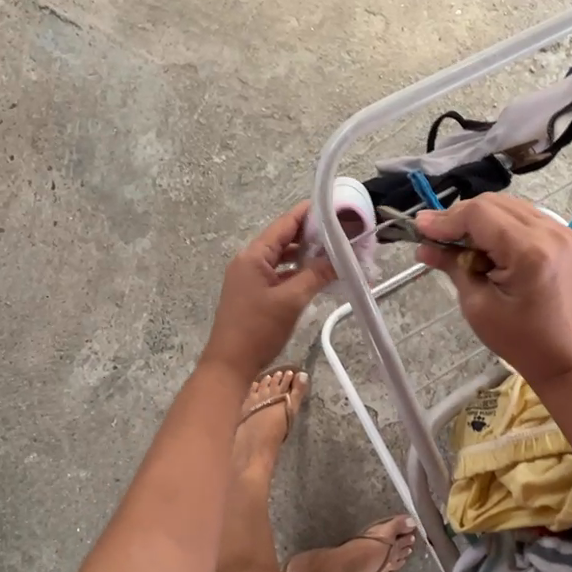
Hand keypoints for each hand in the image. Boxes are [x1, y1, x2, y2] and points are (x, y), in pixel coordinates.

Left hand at [203, 202, 335, 374]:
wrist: (230, 365)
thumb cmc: (258, 329)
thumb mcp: (291, 300)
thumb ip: (316, 275)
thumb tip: (339, 258)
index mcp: (253, 256)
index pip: (284, 224)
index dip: (308, 214)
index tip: (333, 206)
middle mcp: (249, 261)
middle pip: (283, 239)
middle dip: (310, 235)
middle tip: (341, 231)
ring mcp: (249, 278)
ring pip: (281, 258)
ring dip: (304, 255)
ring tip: (334, 252)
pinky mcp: (253, 293)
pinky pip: (278, 273)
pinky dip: (296, 272)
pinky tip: (316, 276)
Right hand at [413, 193, 571, 386]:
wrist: (566, 357)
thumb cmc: (520, 341)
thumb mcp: (477, 305)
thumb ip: (452, 266)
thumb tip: (423, 246)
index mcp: (530, 252)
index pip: (479, 214)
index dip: (446, 219)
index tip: (419, 228)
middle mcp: (550, 232)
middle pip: (492, 204)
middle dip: (459, 217)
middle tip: (435, 238)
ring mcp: (561, 230)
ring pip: (506, 206)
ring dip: (478, 219)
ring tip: (459, 244)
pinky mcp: (564, 235)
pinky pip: (522, 216)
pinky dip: (499, 224)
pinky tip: (486, 245)